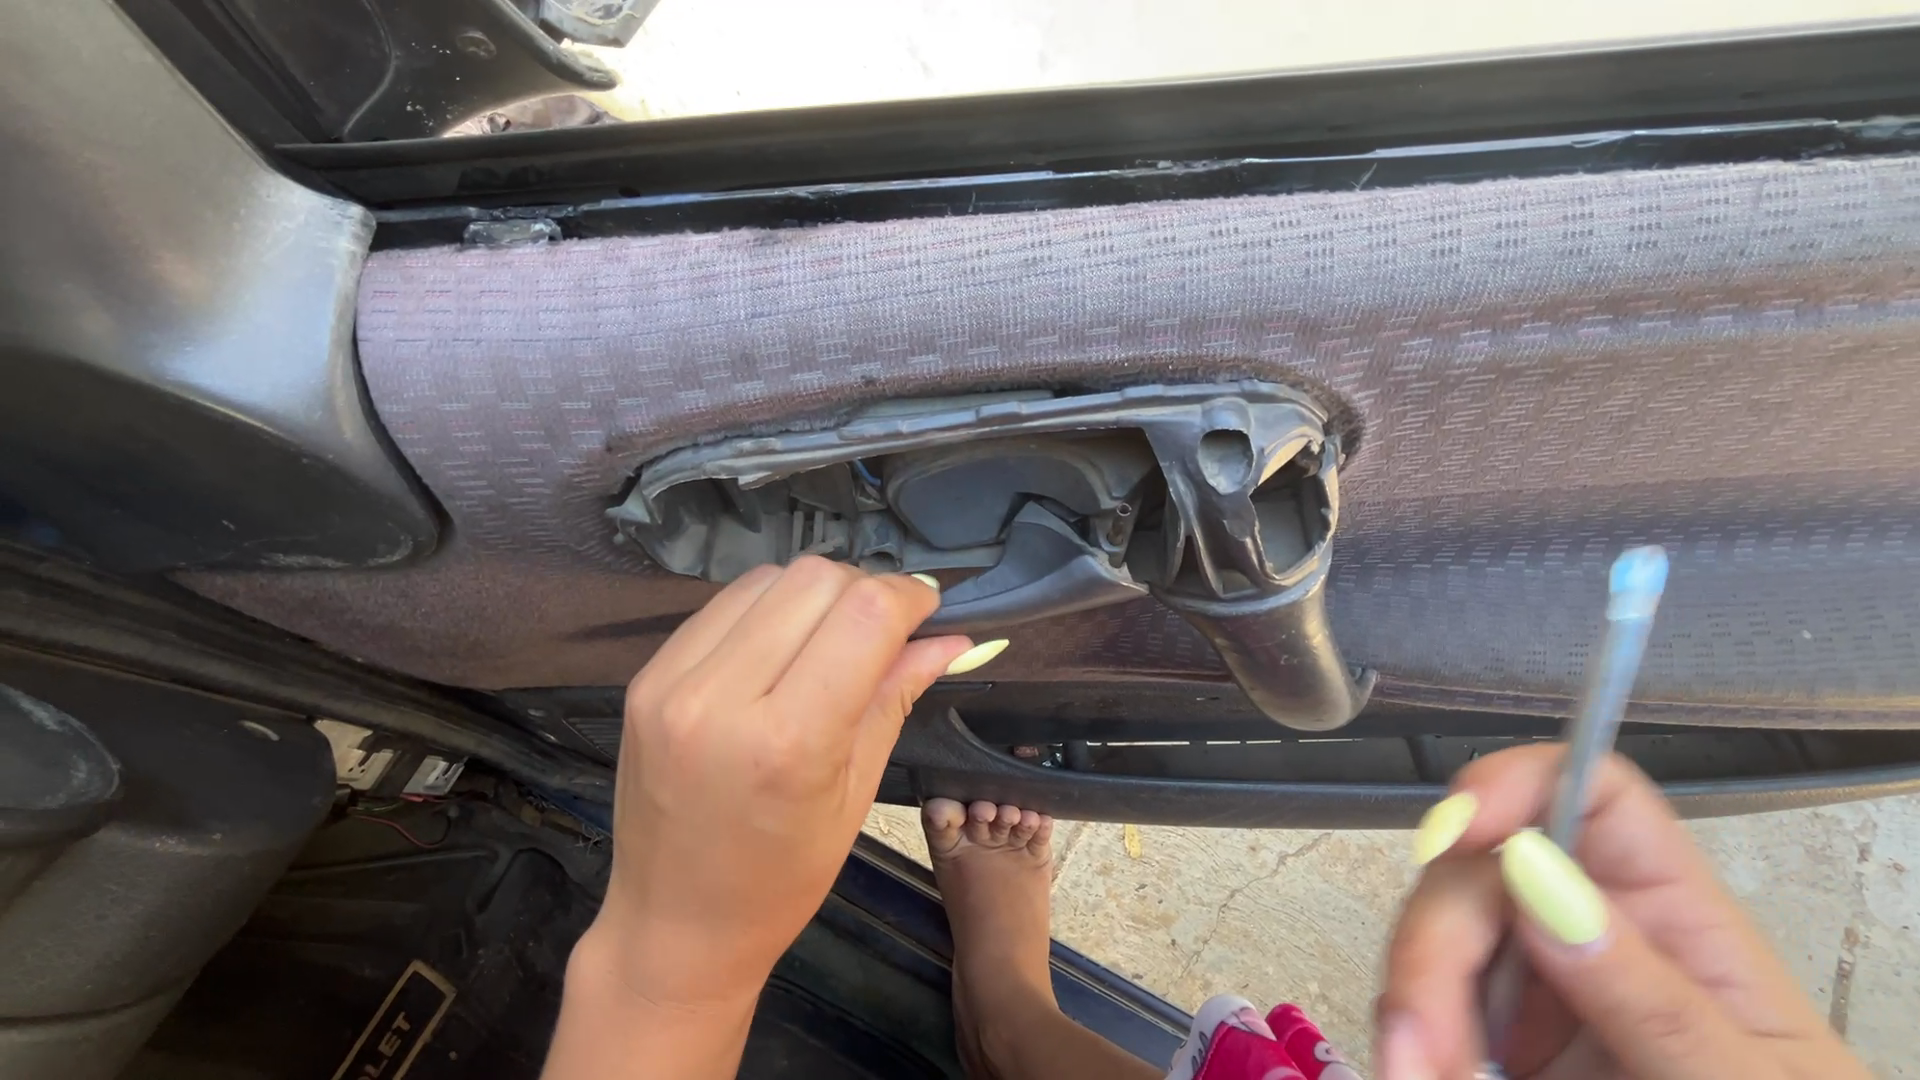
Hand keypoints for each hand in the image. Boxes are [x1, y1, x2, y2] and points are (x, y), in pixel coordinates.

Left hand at [548, 558, 988, 1078]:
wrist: (673, 923)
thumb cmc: (782, 878)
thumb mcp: (858, 792)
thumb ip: (899, 695)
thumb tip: (955, 637)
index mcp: (789, 741)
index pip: (865, 614)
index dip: (910, 595)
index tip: (929, 608)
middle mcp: (722, 696)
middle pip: (816, 578)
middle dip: (866, 590)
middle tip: (882, 631)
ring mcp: (673, 680)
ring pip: (770, 577)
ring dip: (816, 594)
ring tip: (830, 639)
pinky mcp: (648, 674)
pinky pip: (726, 603)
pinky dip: (770, 607)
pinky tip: (783, 646)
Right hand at [1377, 745, 1868, 1079]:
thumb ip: (1653, 999)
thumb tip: (1531, 872)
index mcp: (1671, 916)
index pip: (1593, 795)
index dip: (1516, 782)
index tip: (1458, 831)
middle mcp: (1586, 925)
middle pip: (1477, 870)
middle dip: (1433, 943)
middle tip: (1422, 1042)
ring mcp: (1531, 975)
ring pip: (1431, 928)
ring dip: (1409, 997)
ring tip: (1415, 1076)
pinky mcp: (1487, 1024)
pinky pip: (1420, 991)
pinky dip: (1408, 1033)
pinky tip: (1416, 1073)